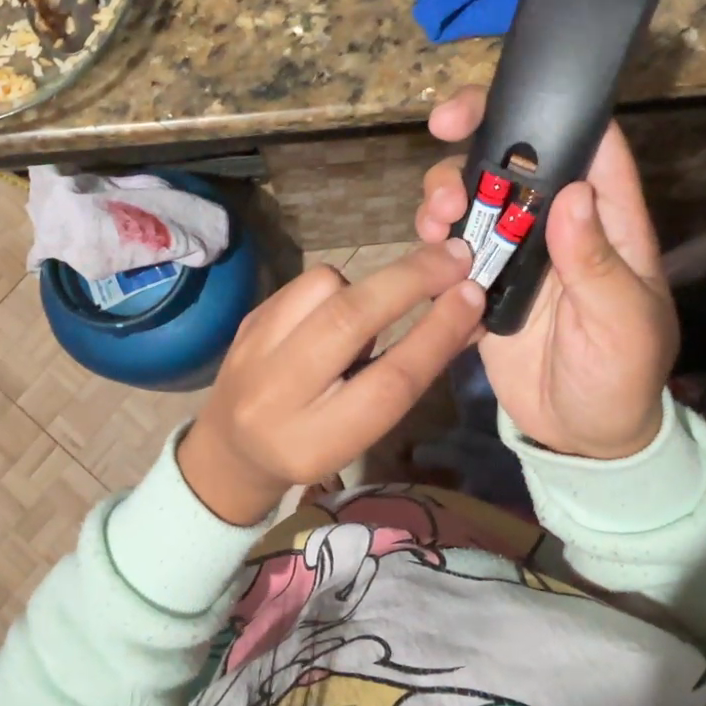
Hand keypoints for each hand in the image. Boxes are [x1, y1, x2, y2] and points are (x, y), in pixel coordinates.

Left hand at [178, 239, 485, 524]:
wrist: (232, 448)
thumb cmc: (316, 446)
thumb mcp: (366, 428)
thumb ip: (413, 373)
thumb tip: (470, 313)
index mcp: (318, 441)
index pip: (390, 380)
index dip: (437, 333)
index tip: (472, 294)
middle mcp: (278, 395)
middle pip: (349, 320)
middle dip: (409, 280)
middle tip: (456, 257)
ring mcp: (254, 350)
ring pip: (323, 287)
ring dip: (369, 282)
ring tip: (381, 304)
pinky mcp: (249, 319)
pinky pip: (304, 283)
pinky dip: (339, 286)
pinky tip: (343, 305)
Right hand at [415, 86, 678, 459]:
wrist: (580, 437)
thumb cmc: (620, 377)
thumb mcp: (624, 324)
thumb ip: (598, 264)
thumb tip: (572, 195)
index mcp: (605, 221)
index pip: (588, 144)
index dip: (550, 108)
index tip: (504, 99)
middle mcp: (557, 224)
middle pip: (515, 157)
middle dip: (476, 135)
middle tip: (441, 129)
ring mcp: (516, 250)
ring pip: (475, 193)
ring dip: (447, 189)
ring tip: (435, 217)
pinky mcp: (482, 280)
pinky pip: (450, 243)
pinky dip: (433, 237)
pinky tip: (428, 248)